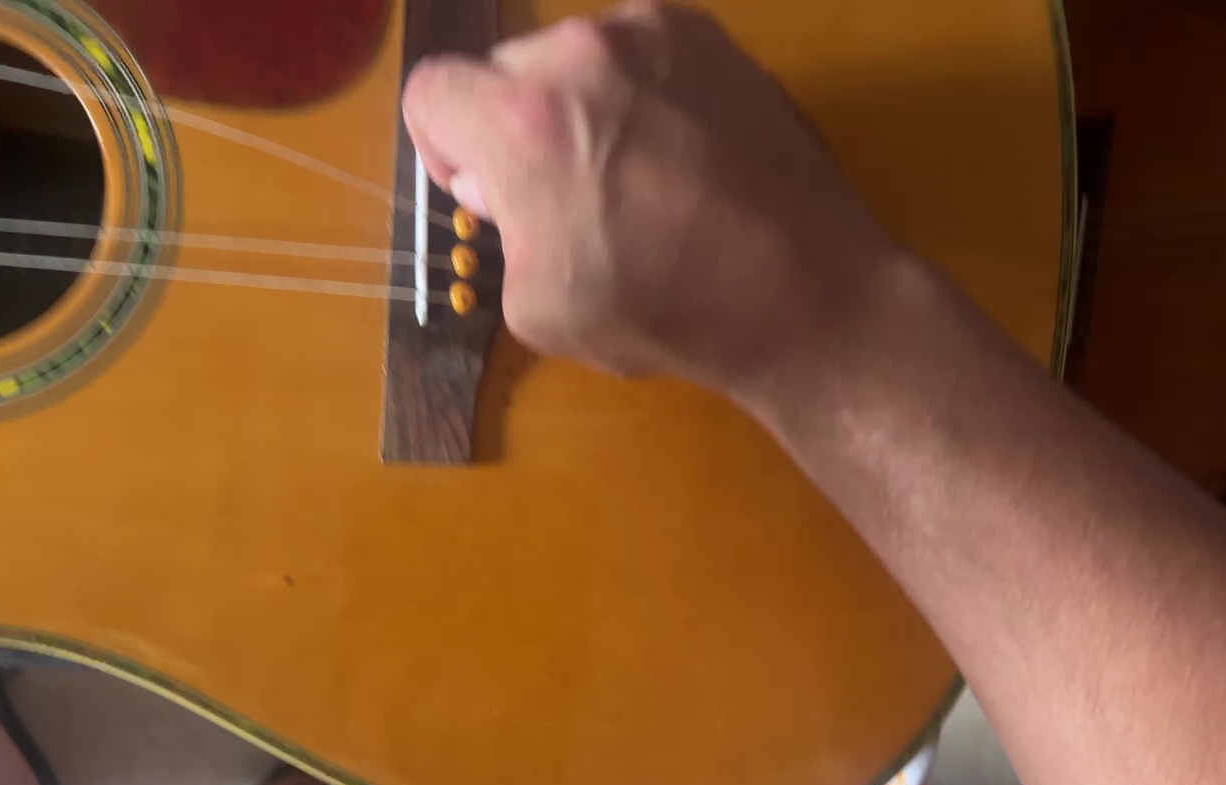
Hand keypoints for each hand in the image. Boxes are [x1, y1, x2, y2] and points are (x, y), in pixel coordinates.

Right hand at [402, 1, 907, 410]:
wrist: (794, 292)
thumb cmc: (655, 312)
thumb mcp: (536, 306)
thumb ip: (499, 232)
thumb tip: (501, 186)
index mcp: (524, 123)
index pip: (430, 93)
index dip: (441, 147)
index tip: (480, 190)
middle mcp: (582, 52)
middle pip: (503, 73)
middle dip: (511, 132)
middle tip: (559, 198)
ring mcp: (655, 32)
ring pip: (573, 62)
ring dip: (574, 112)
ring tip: (628, 181)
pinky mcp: (713, 37)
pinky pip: (638, 57)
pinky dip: (634, 98)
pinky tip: (674, 159)